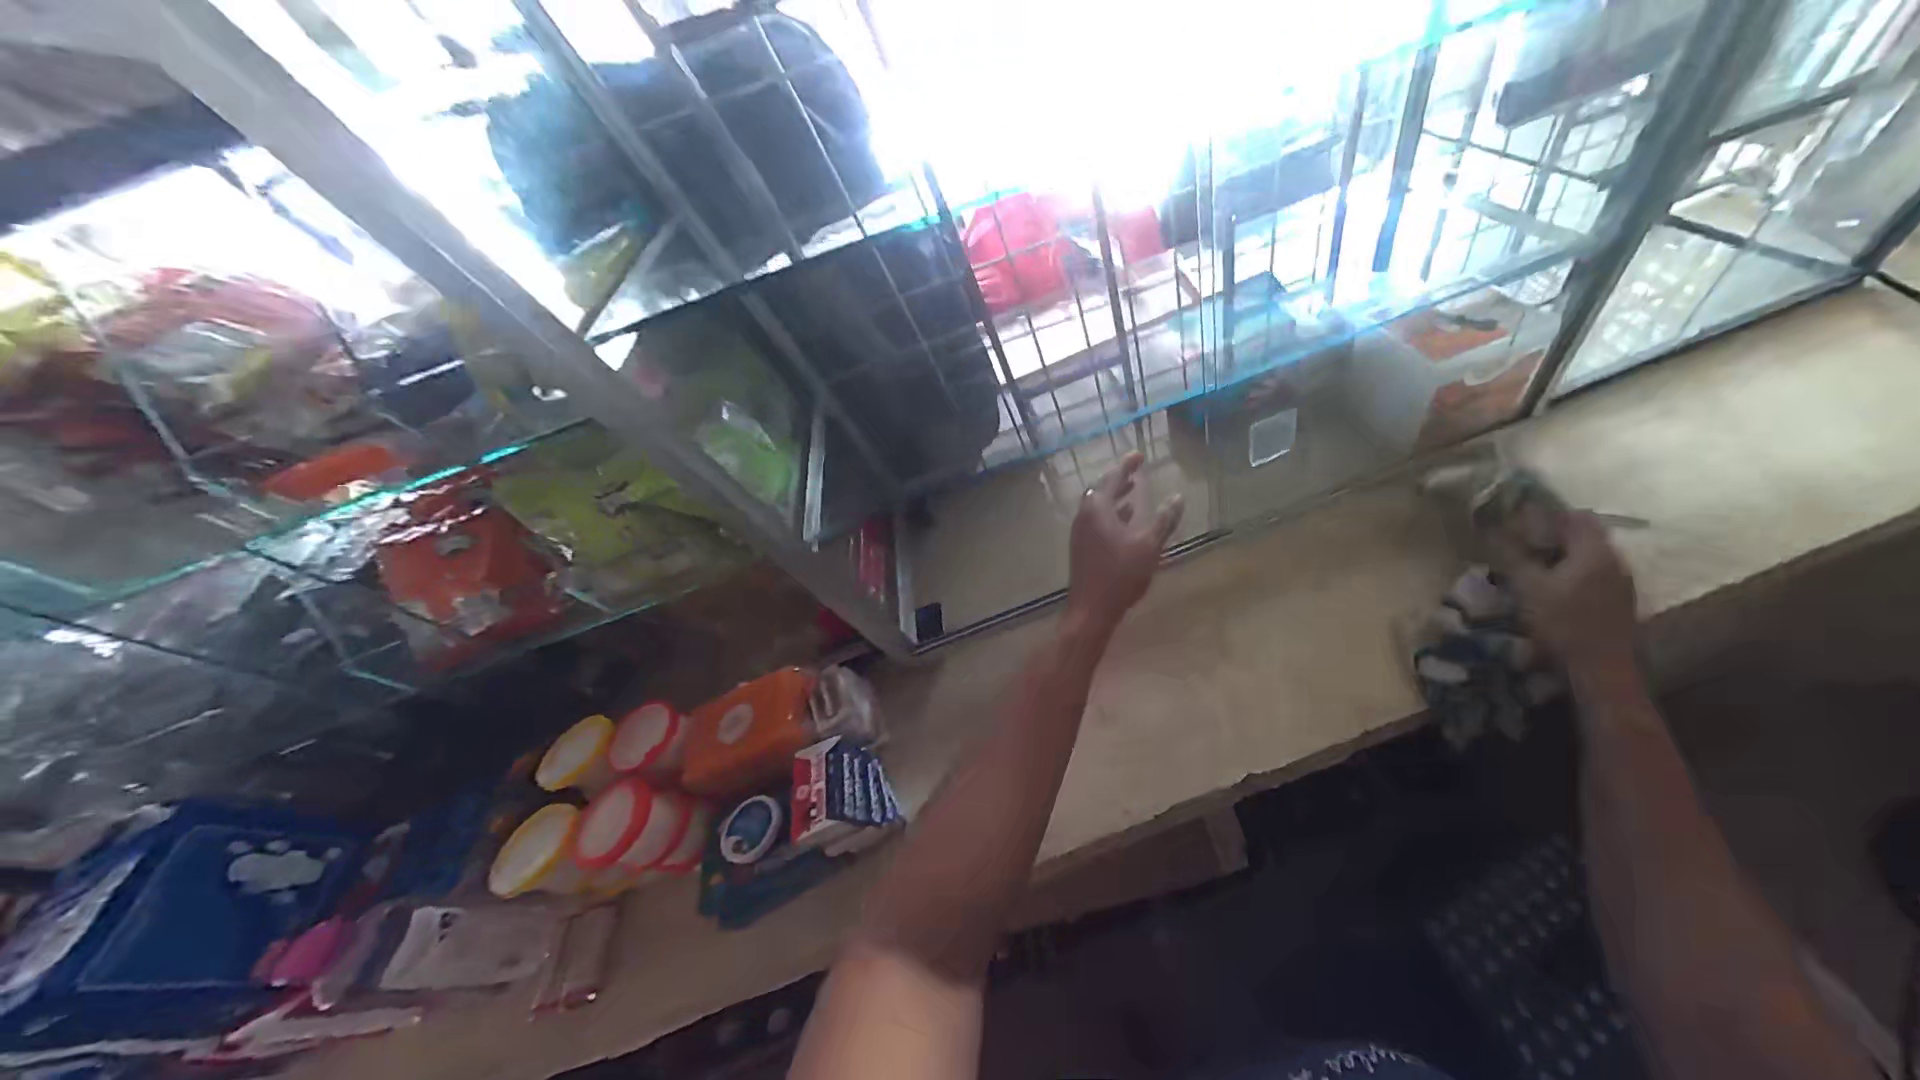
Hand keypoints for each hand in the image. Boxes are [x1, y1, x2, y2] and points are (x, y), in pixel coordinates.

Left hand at [1066, 452, 1183, 632]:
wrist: (1091, 609)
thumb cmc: (1120, 574)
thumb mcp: (1149, 546)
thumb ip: (1164, 520)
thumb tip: (1178, 497)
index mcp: (1097, 509)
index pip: (1112, 478)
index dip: (1126, 465)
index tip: (1138, 455)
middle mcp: (1084, 517)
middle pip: (1101, 491)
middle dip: (1118, 482)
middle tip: (1135, 475)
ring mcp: (1079, 533)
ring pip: (1097, 508)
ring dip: (1114, 500)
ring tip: (1133, 496)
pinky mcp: (1080, 548)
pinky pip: (1095, 522)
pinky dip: (1110, 516)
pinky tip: (1124, 525)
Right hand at [1495, 510, 1638, 674]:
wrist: (1601, 668)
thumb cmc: (1562, 623)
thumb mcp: (1528, 588)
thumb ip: (1512, 556)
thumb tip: (1491, 529)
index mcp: (1595, 552)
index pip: (1575, 516)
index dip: (1547, 512)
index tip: (1518, 516)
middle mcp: (1615, 561)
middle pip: (1585, 534)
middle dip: (1552, 533)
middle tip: (1519, 539)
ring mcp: (1621, 581)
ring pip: (1589, 554)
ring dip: (1562, 553)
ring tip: (1531, 562)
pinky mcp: (1619, 599)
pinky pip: (1594, 572)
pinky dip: (1572, 570)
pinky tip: (1552, 585)